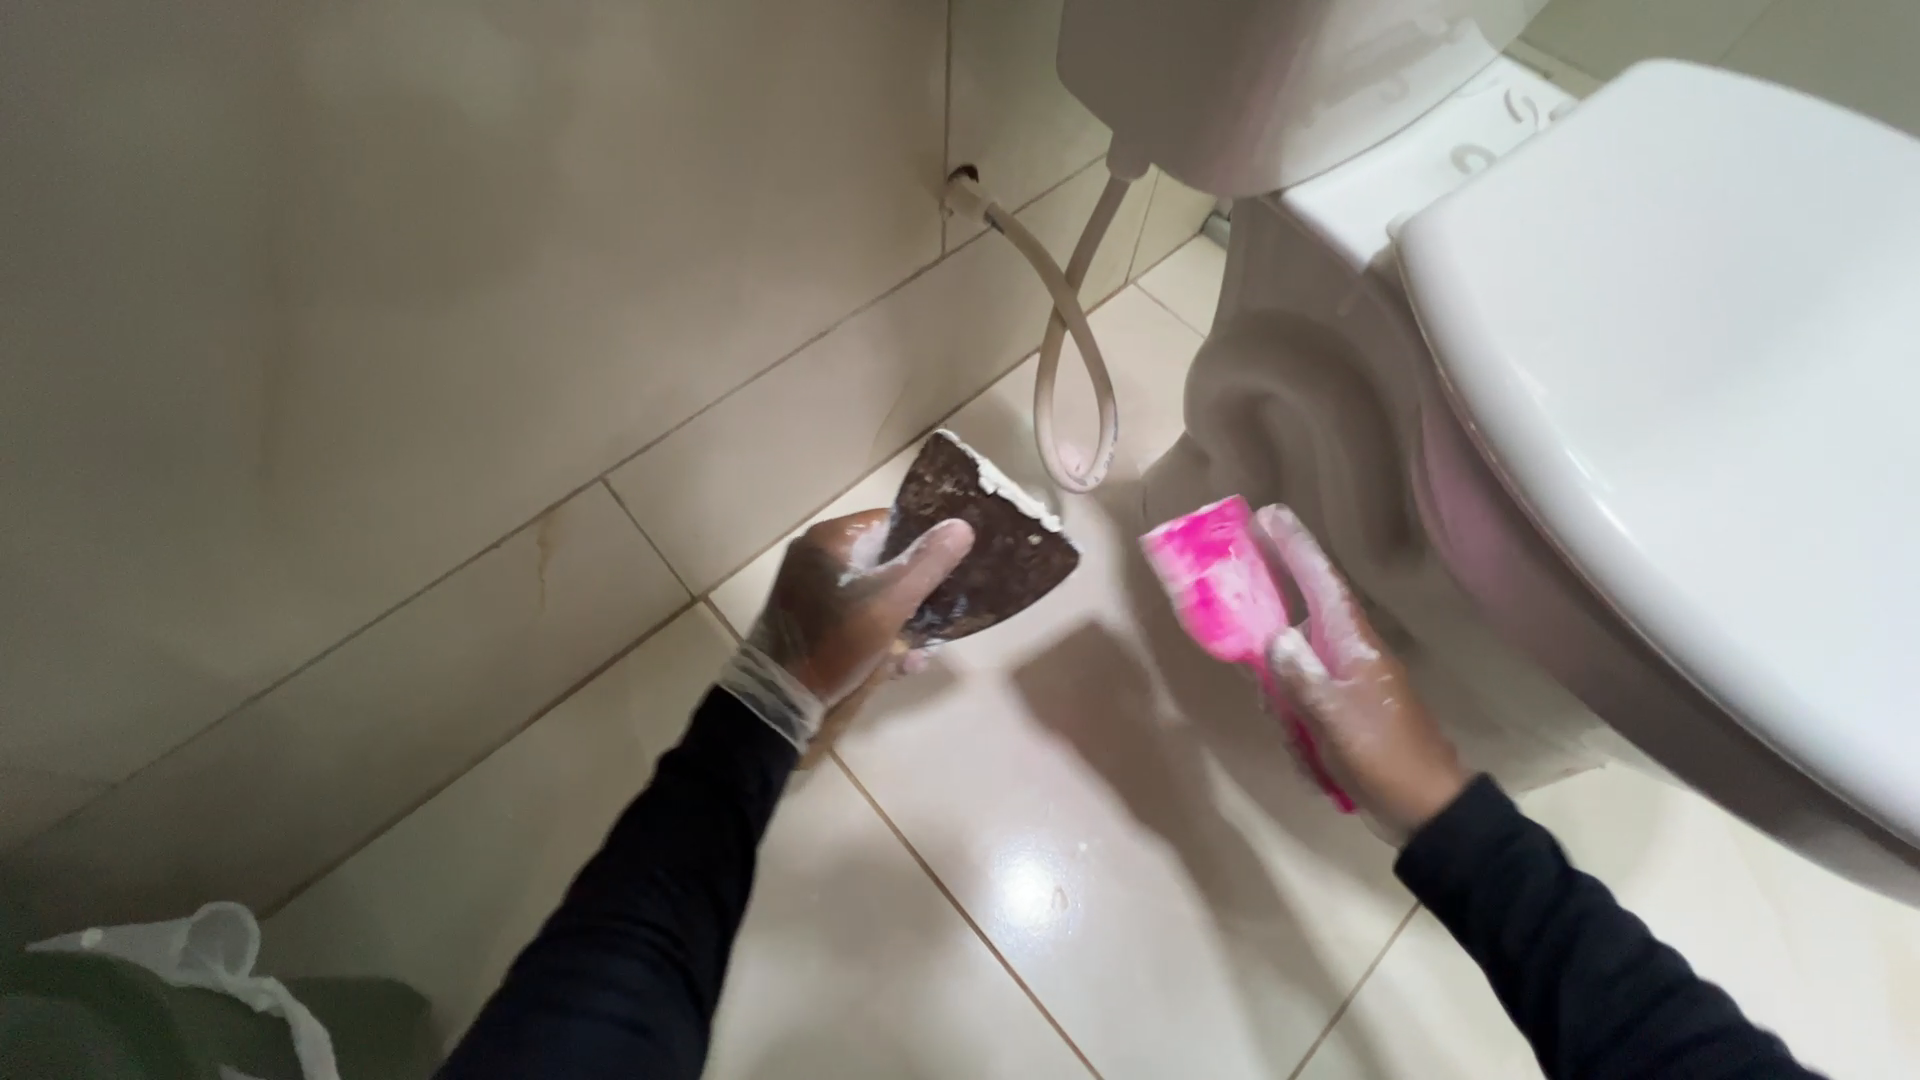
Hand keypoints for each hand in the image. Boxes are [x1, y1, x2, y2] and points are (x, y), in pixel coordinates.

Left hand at [750, 510, 973, 707]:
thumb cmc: (835, 641)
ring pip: (874, 592)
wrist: (778, 700)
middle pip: (885, 559)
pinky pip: (857, 615)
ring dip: (903, 619)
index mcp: (831, 539)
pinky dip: (880, 634)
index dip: (926, 543)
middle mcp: (818, 556)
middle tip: (942, 613)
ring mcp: (811, 588)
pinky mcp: (811, 618)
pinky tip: (903, 662)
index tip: (952, 567)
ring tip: (924, 648)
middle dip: (917, 590)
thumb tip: (962, 525)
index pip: (892, 522)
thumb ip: (927, 563)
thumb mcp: (889, 601)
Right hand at [1256, 505, 1469, 841]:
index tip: (1269, 514)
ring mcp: (1340, 677)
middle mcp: (1344, 649)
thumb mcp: (1338, 720)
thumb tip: (1273, 635)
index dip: (1295, 545)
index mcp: (1352, 642)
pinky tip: (1298, 743)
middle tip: (1238, 596)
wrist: (1425, 809)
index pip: (1321, 580)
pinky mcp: (1334, 703)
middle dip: (1269, 605)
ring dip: (1278, 685)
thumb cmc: (1386, 757)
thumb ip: (1303, 676)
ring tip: (1291, 726)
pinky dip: (1287, 711)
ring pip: (1290, 657)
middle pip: (1298, 607)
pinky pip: (1296, 691)